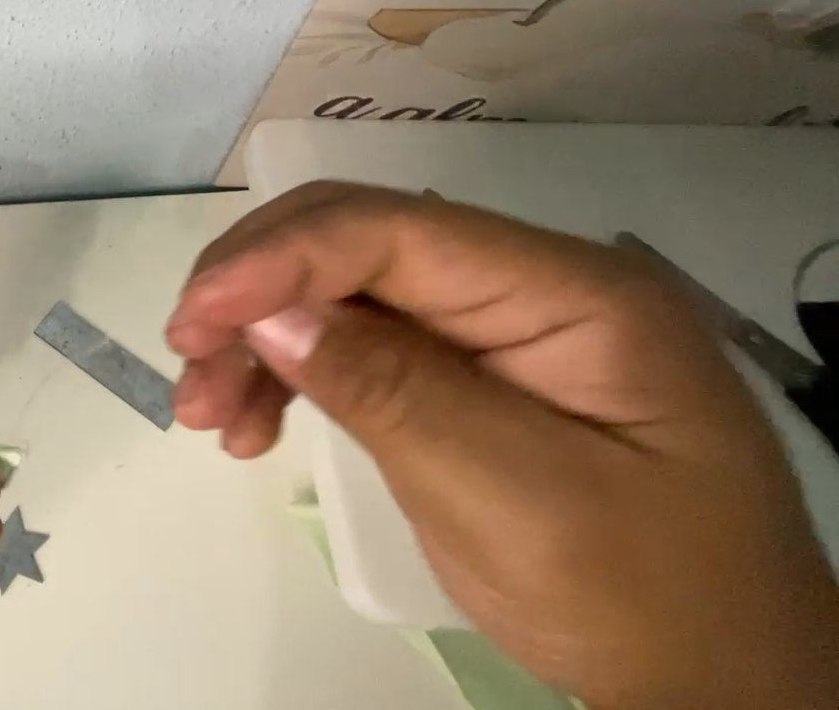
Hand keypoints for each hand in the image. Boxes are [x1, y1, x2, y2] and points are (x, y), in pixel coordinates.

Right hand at [164, 182, 838, 709]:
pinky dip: (274, 372)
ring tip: (205, 413)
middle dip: (250, 291)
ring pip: (323, 287)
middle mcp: (515, 282)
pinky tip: (248, 425)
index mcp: (569, 292)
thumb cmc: (644, 601)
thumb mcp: (517, 502)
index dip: (277, 257)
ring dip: (249, 338)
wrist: (710, 682)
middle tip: (186, 358)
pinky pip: (333, 339)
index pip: (392, 231)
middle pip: (344, 241)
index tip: (193, 317)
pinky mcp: (440, 361)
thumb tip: (265, 314)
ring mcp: (475, 320)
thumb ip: (390, 392)